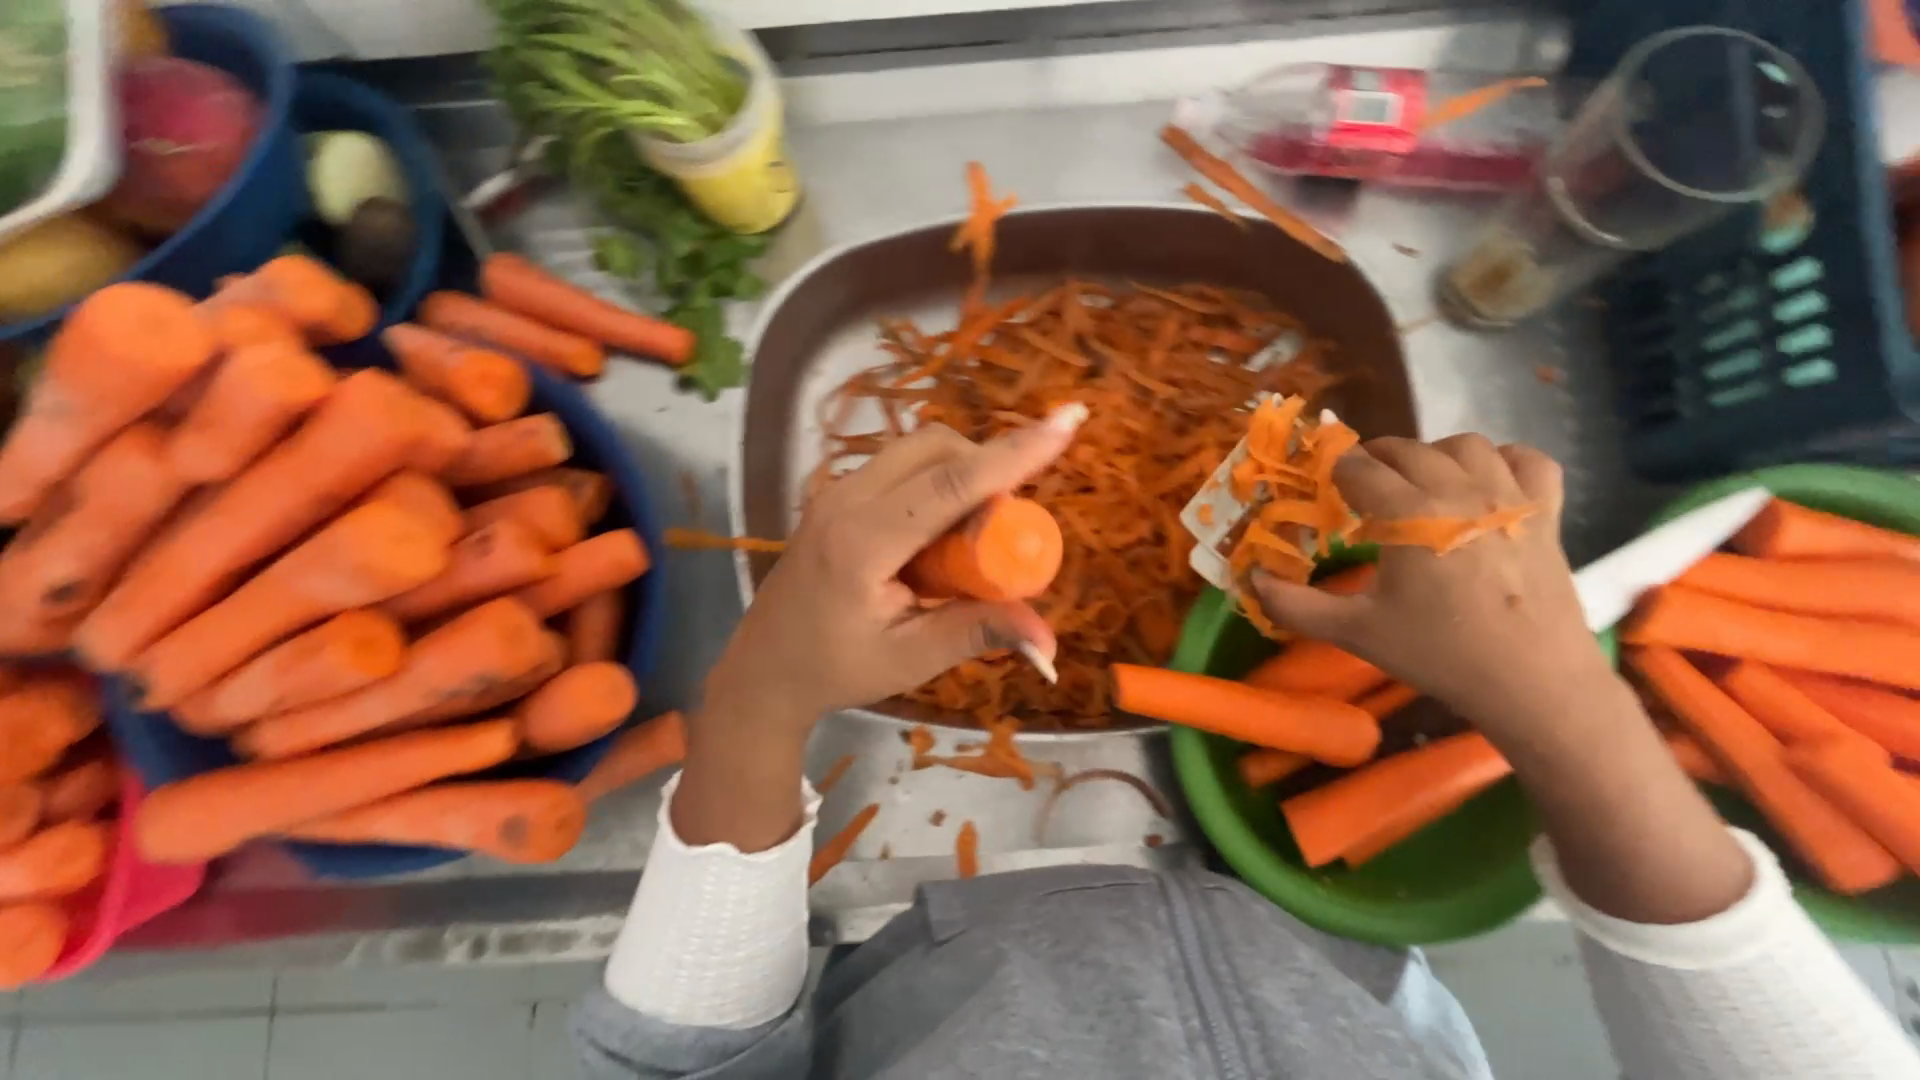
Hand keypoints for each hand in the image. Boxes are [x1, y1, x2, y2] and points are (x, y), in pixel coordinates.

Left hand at [701, 405, 1083, 742]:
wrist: (764, 670)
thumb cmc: (835, 669)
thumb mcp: (909, 659)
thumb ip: (978, 633)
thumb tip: (1049, 640)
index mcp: (861, 543)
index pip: (949, 485)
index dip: (1012, 454)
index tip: (1066, 424)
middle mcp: (845, 500)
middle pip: (936, 448)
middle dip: (989, 464)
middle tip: (1010, 525)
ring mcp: (835, 491)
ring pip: (918, 449)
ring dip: (963, 471)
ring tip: (974, 535)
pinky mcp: (837, 494)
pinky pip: (901, 464)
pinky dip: (939, 479)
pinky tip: (941, 531)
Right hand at [1252, 434, 1612, 739]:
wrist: (1532, 682)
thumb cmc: (1437, 653)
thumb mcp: (1354, 631)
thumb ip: (1294, 604)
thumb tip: (1251, 580)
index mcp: (1409, 512)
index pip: (1359, 467)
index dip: (1336, 475)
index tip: (1328, 495)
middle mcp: (1459, 489)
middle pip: (1407, 448)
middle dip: (1376, 462)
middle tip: (1363, 494)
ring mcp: (1509, 496)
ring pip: (1464, 445)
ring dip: (1433, 456)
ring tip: (1420, 487)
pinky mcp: (1547, 512)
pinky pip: (1528, 460)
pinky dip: (1503, 461)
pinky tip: (1485, 485)